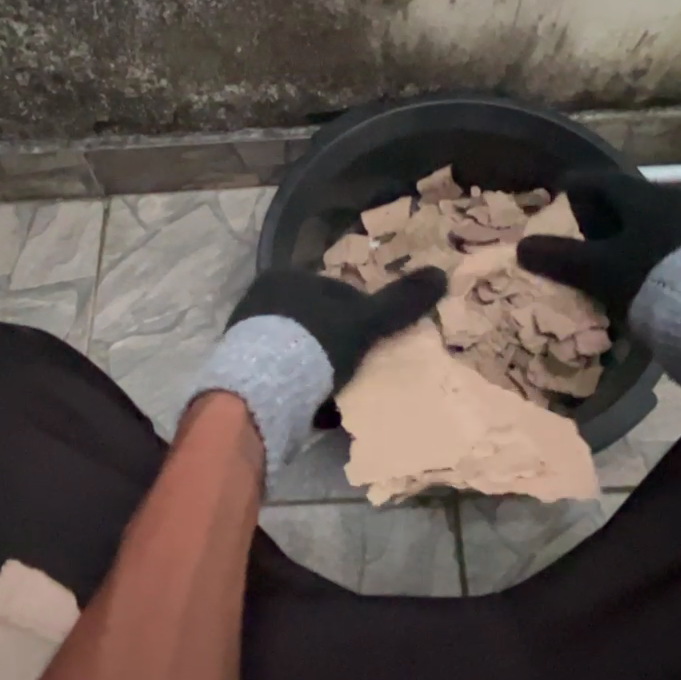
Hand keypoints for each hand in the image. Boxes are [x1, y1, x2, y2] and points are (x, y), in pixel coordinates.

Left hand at [186, 266, 446, 469]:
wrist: (265, 391)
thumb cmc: (316, 345)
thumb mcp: (367, 321)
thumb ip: (401, 301)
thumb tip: (441, 273)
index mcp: (285, 277)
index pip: (334, 290)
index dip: (358, 315)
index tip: (371, 340)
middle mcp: (258, 299)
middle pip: (313, 320)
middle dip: (333, 343)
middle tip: (354, 368)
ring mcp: (244, 334)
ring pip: (296, 348)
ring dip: (315, 367)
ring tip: (335, 393)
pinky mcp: (239, 369)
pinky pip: (280, 373)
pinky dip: (298, 385)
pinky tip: (312, 406)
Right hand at [516, 171, 680, 320]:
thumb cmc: (652, 282)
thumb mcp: (597, 271)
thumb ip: (560, 257)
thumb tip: (521, 247)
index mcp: (644, 197)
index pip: (601, 180)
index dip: (575, 185)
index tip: (557, 192)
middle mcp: (675, 201)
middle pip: (629, 199)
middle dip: (601, 211)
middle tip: (578, 225)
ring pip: (651, 220)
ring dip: (627, 231)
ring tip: (607, 250)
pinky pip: (670, 240)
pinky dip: (648, 248)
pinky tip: (641, 269)